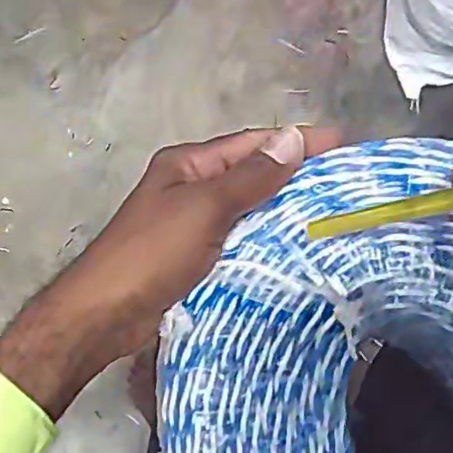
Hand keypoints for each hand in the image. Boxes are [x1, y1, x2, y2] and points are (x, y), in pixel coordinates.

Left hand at [0, 125, 339, 417]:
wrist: (107, 314)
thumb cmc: (152, 254)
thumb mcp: (204, 208)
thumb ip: (249, 178)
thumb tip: (292, 138)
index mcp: (188, 166)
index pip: (252, 144)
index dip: (296, 142)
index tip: (343, 143)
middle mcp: (190, 191)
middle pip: (251, 177)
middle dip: (294, 179)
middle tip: (345, 188)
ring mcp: (191, 229)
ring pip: (246, 215)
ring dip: (282, 216)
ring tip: (330, 220)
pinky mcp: (194, 263)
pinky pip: (237, 246)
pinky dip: (264, 247)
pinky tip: (293, 255)